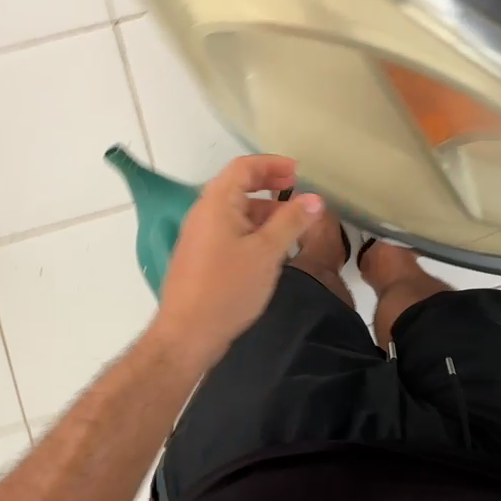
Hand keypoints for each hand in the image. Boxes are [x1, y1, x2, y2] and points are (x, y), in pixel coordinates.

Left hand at [150, 155, 321, 369]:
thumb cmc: (227, 288)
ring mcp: (199, 236)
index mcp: (217, 203)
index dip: (272, 164)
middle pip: (237, 185)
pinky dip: (252, 227)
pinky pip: (229, 229)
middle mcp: (204, 213)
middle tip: (296, 190)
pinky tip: (270, 249)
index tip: (298, 173)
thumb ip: (292, 221)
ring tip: (291, 223)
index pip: (243, 167)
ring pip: (235, 210)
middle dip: (269, 183)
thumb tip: (315, 198)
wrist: (186, 337)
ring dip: (263, 209)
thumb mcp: (267, 253)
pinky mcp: (200, 257)